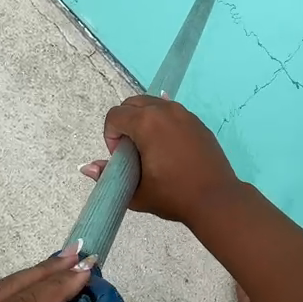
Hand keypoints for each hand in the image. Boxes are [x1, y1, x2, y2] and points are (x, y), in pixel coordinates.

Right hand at [82, 94, 240, 224]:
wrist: (216, 198)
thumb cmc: (173, 195)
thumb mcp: (136, 192)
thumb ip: (107, 176)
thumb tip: (86, 167)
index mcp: (146, 122)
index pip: (115, 115)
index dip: (111, 136)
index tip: (120, 158)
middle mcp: (164, 110)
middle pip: (132, 103)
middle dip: (125, 123)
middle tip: (131, 151)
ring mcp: (183, 113)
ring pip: (153, 104)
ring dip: (144, 120)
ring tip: (149, 148)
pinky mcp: (197, 121)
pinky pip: (172, 112)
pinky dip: (163, 122)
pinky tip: (167, 145)